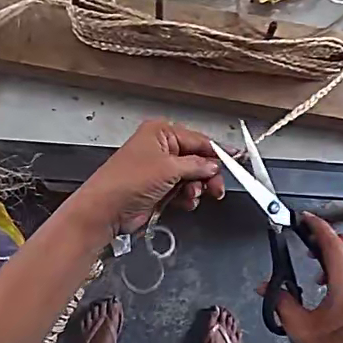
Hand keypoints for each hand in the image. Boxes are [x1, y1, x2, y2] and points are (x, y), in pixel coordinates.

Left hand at [68, 120, 225, 236]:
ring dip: (196, 188)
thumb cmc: (127, 181)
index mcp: (160, 133)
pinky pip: (182, 190)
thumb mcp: (169, 168)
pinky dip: (187, 197)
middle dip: (207, 174)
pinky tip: (184, 202)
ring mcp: (159, 170)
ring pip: (191, 177)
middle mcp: (160, 148)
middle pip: (196, 159)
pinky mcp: (158, 189)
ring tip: (192, 195)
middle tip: (215, 187)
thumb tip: (213, 164)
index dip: (217, 151)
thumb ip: (196, 165)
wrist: (106, 209)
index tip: (236, 159)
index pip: (197, 139)